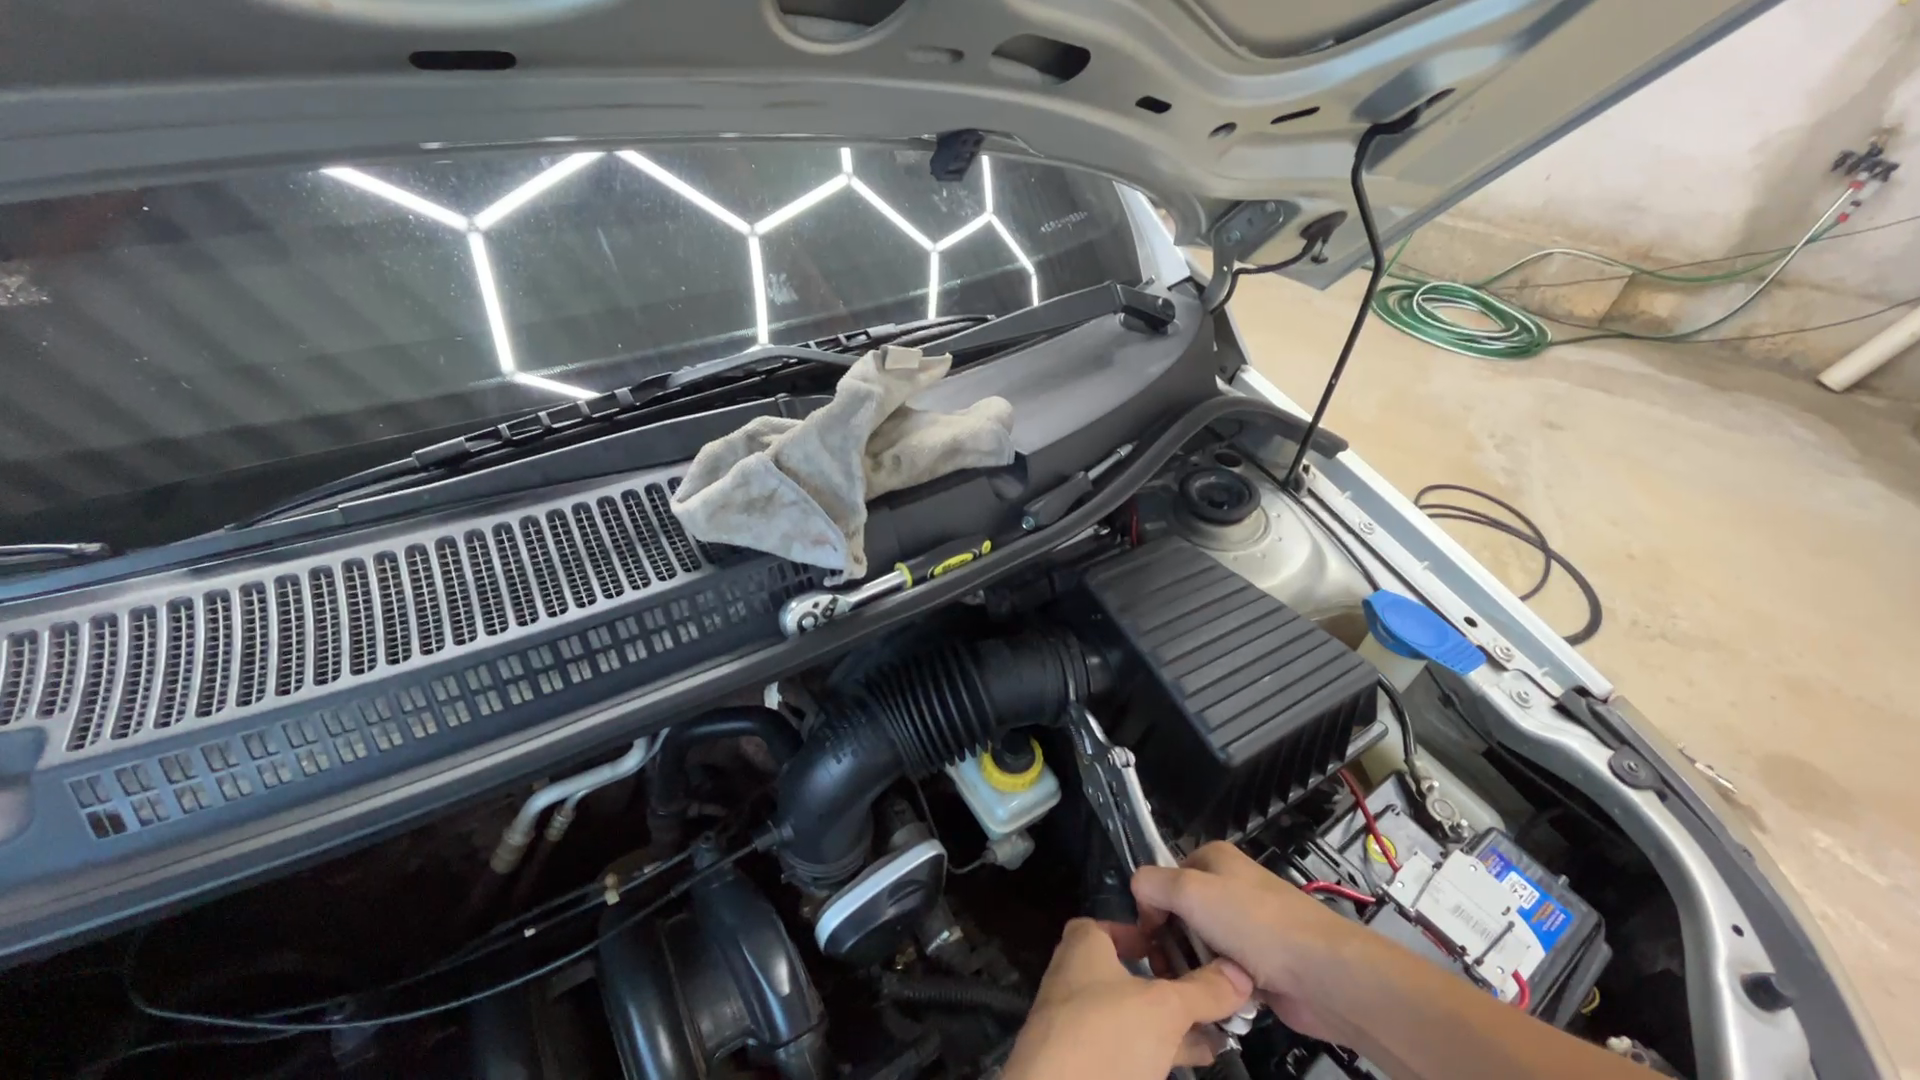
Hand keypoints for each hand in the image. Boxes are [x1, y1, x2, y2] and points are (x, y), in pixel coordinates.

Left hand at [1001, 918, 1254, 1079]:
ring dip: (1175, 1021)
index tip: (1173, 941)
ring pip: (1134, 1016)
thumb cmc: (1106, 1033)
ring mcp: (1081, 1027)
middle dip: (1169, 983)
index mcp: (1082, 950)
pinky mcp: (1089, 1064)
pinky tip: (1202, 1057)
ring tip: (1224, 1028)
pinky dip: (1165, 1049)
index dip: (1137, 931)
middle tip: (1212, 990)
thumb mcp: (1163, 1007)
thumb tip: (1241, 972)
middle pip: (1127, 974)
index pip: (1104, 925)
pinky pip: (1132, 1049)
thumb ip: (1202, 990)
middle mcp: (1076, 982)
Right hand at [1132, 841, 1375, 1043]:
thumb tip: (1139, 896)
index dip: (1152, 905)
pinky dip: (1218, 986)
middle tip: (1168, 968)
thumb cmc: (1254, 924)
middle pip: (1178, 915)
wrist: (1322, 975)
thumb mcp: (1190, 891)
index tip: (1150, 934)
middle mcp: (1229, 887)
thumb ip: (1150, 883)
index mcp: (1214, 859)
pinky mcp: (1259, 963)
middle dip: (1170, 944)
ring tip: (1197, 987)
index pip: (1163, 877)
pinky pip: (1221, 973)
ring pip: (1198, 948)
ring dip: (1194, 969)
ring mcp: (1245, 927)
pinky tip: (1221, 998)